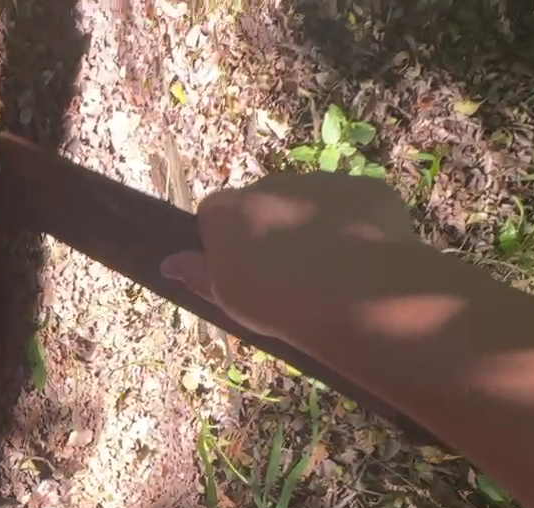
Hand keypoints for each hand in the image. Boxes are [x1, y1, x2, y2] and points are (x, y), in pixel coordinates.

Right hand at [160, 172, 424, 351]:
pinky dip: (343, 224)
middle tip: (272, 270)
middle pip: (257, 202)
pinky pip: (345, 203)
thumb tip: (169, 262)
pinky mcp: (364, 187)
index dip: (217, 239)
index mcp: (228, 210)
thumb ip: (195, 273)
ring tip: (315, 267)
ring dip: (301, 224)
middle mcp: (271, 184)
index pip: (210, 212)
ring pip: (302, 200)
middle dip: (260, 227)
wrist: (356, 295)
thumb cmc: (273, 299)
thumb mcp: (222, 295)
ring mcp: (321, 181)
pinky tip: (349, 257)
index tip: (229, 266)